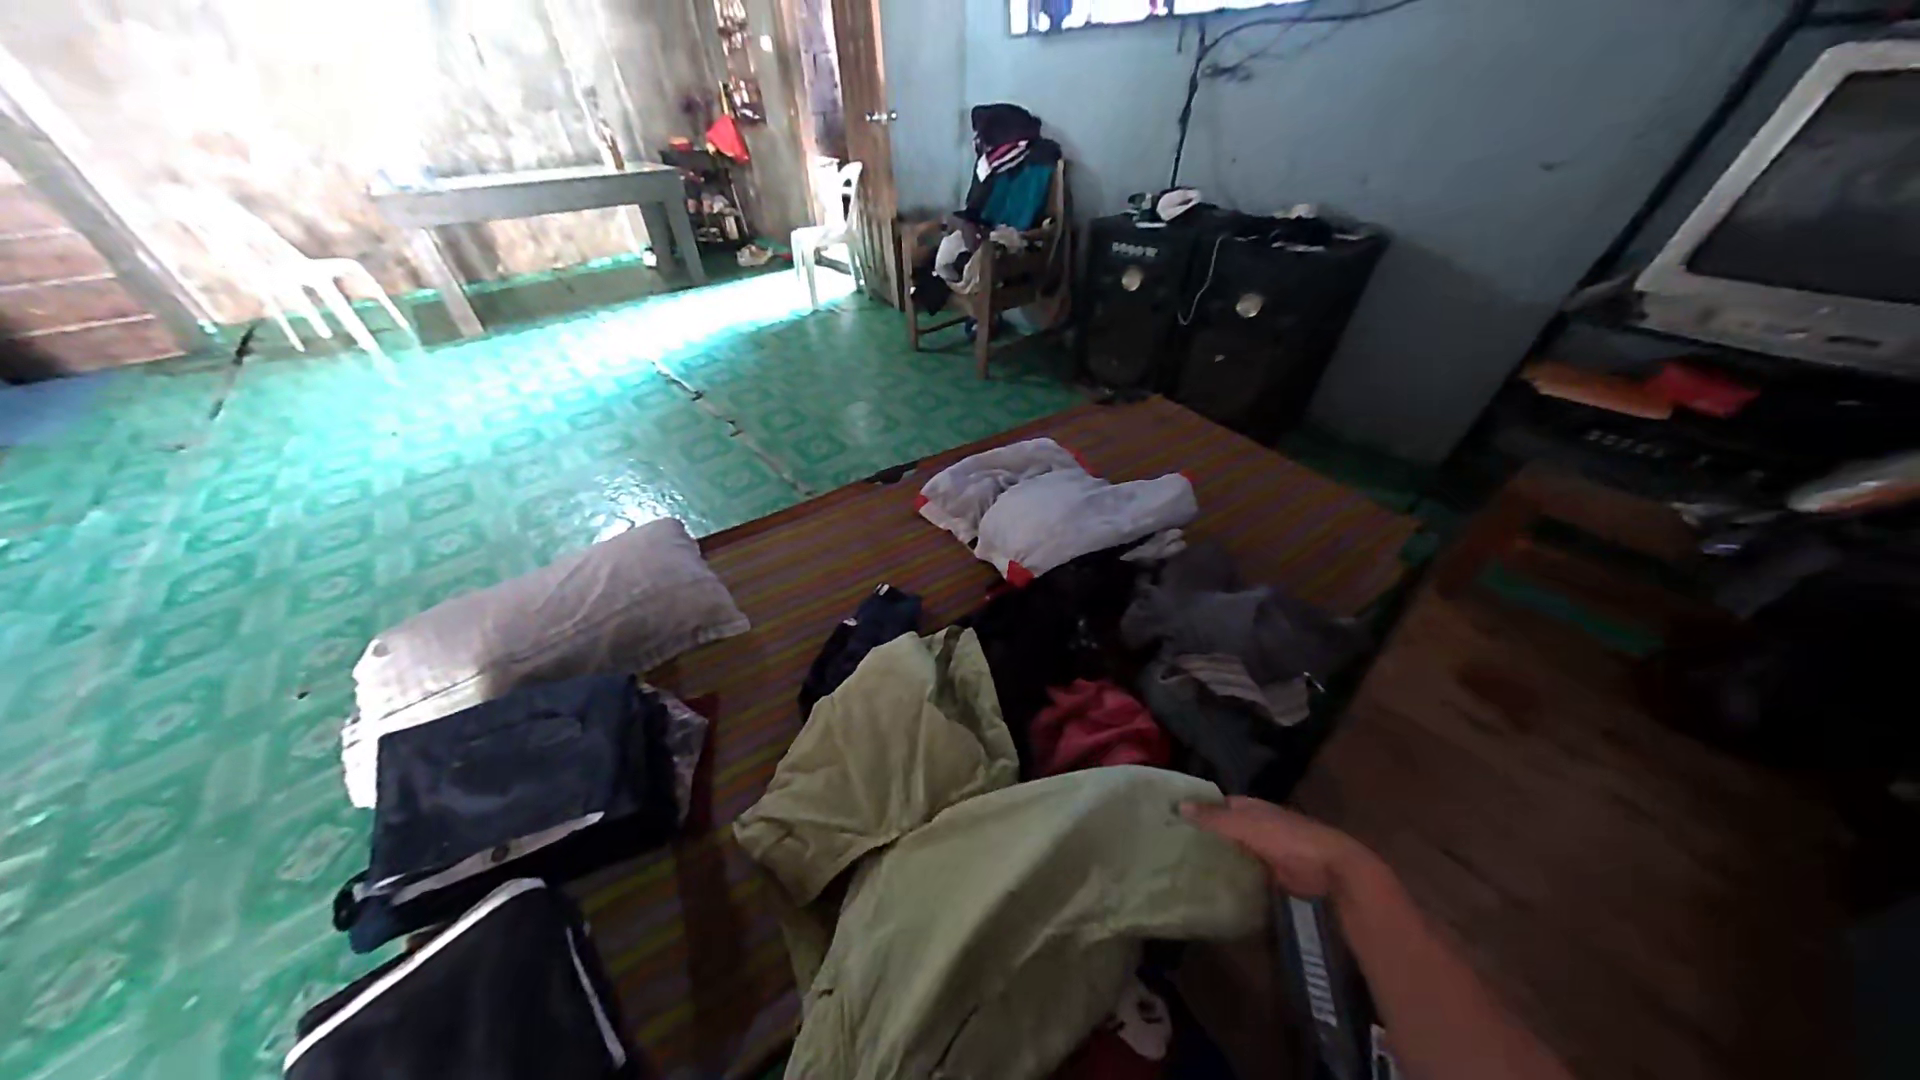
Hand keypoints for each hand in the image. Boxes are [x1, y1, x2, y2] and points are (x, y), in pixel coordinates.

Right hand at [1181, 797, 1375, 898]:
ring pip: (1233, 850)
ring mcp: (1265, 850)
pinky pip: (1244, 871)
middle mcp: (1257, 825)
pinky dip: (1230, 875)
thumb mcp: (1246, 824)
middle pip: (1225, 827)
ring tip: (1183, 864)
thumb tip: (1178, 805)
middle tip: (1170, 843)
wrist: (1330, 870)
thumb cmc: (1287, 838)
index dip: (1198, 807)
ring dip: (1216, 856)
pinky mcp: (1272, 874)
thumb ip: (1214, 817)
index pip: (1218, 803)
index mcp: (1251, 807)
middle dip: (1204, 833)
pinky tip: (1210, 882)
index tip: (1171, 816)